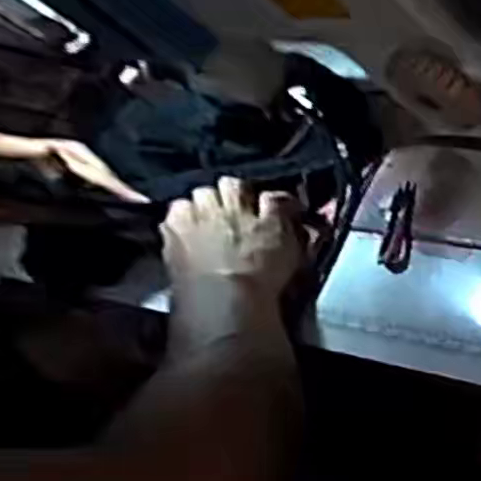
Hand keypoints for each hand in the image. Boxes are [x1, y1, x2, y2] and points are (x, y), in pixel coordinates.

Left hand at [0, 123, 145, 222]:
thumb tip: (101, 217)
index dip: (100, 173)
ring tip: (117, 198)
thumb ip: (44, 213)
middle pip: (67, 148)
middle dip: (103, 175)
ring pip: (61, 152)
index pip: (61, 150)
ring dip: (91, 175)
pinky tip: (89, 191)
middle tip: (130, 201)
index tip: (129, 197)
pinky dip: (74, 174)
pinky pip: (47, 157)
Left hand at [160, 177, 302, 301]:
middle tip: (242, 209)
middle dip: (237, 193)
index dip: (278, 201)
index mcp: (270, 220)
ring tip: (212, 218)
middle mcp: (233, 210)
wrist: (224, 296)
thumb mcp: (295, 260)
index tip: (283, 208)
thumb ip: (299, 237)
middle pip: (233, 185)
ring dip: (207, 202)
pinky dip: (184, 215)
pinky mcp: (172, 225)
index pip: (276, 198)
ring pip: (202, 192)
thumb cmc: (266, 282)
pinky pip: (178, 209)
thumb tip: (308, 227)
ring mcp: (200, 214)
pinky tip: (190, 229)